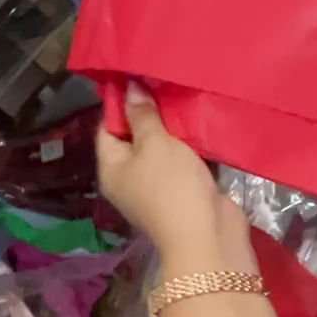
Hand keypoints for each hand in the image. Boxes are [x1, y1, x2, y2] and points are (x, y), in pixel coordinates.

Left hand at [97, 81, 255, 273]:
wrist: (208, 236)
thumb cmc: (172, 187)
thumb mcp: (154, 144)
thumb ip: (143, 115)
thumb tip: (131, 88)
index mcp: (112, 169)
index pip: (107, 128)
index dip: (122, 104)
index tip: (140, 80)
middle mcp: (132, 181)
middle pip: (137, 140)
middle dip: (153, 116)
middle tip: (168, 87)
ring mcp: (161, 191)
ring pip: (165, 153)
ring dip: (177, 134)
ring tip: (187, 103)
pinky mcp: (188, 196)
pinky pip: (187, 166)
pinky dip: (194, 151)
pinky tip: (204, 130)